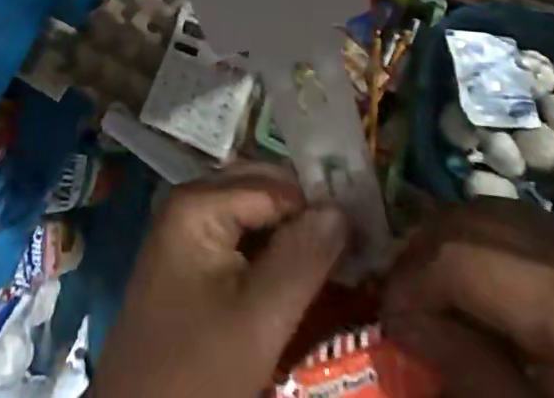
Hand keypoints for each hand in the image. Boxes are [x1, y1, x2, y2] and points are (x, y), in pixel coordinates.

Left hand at [91, 166, 348, 397]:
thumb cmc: (197, 367)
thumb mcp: (259, 317)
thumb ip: (302, 257)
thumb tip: (341, 208)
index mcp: (198, 202)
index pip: (276, 186)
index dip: (320, 206)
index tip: (366, 235)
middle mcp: (189, 202)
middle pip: (262, 190)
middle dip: (306, 212)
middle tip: (357, 245)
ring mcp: (187, 230)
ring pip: (253, 213)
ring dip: (292, 232)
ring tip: (341, 258)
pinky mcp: (191, 259)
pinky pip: (241, 238)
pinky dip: (272, 250)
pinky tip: (302, 274)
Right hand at [382, 200, 553, 397]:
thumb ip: (472, 371)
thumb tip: (404, 322)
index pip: (458, 260)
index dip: (408, 285)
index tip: (387, 321)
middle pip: (471, 223)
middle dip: (421, 255)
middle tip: (399, 300)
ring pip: (495, 212)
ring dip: (449, 240)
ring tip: (429, 285)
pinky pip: (527, 229)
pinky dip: (485, 241)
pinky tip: (476, 281)